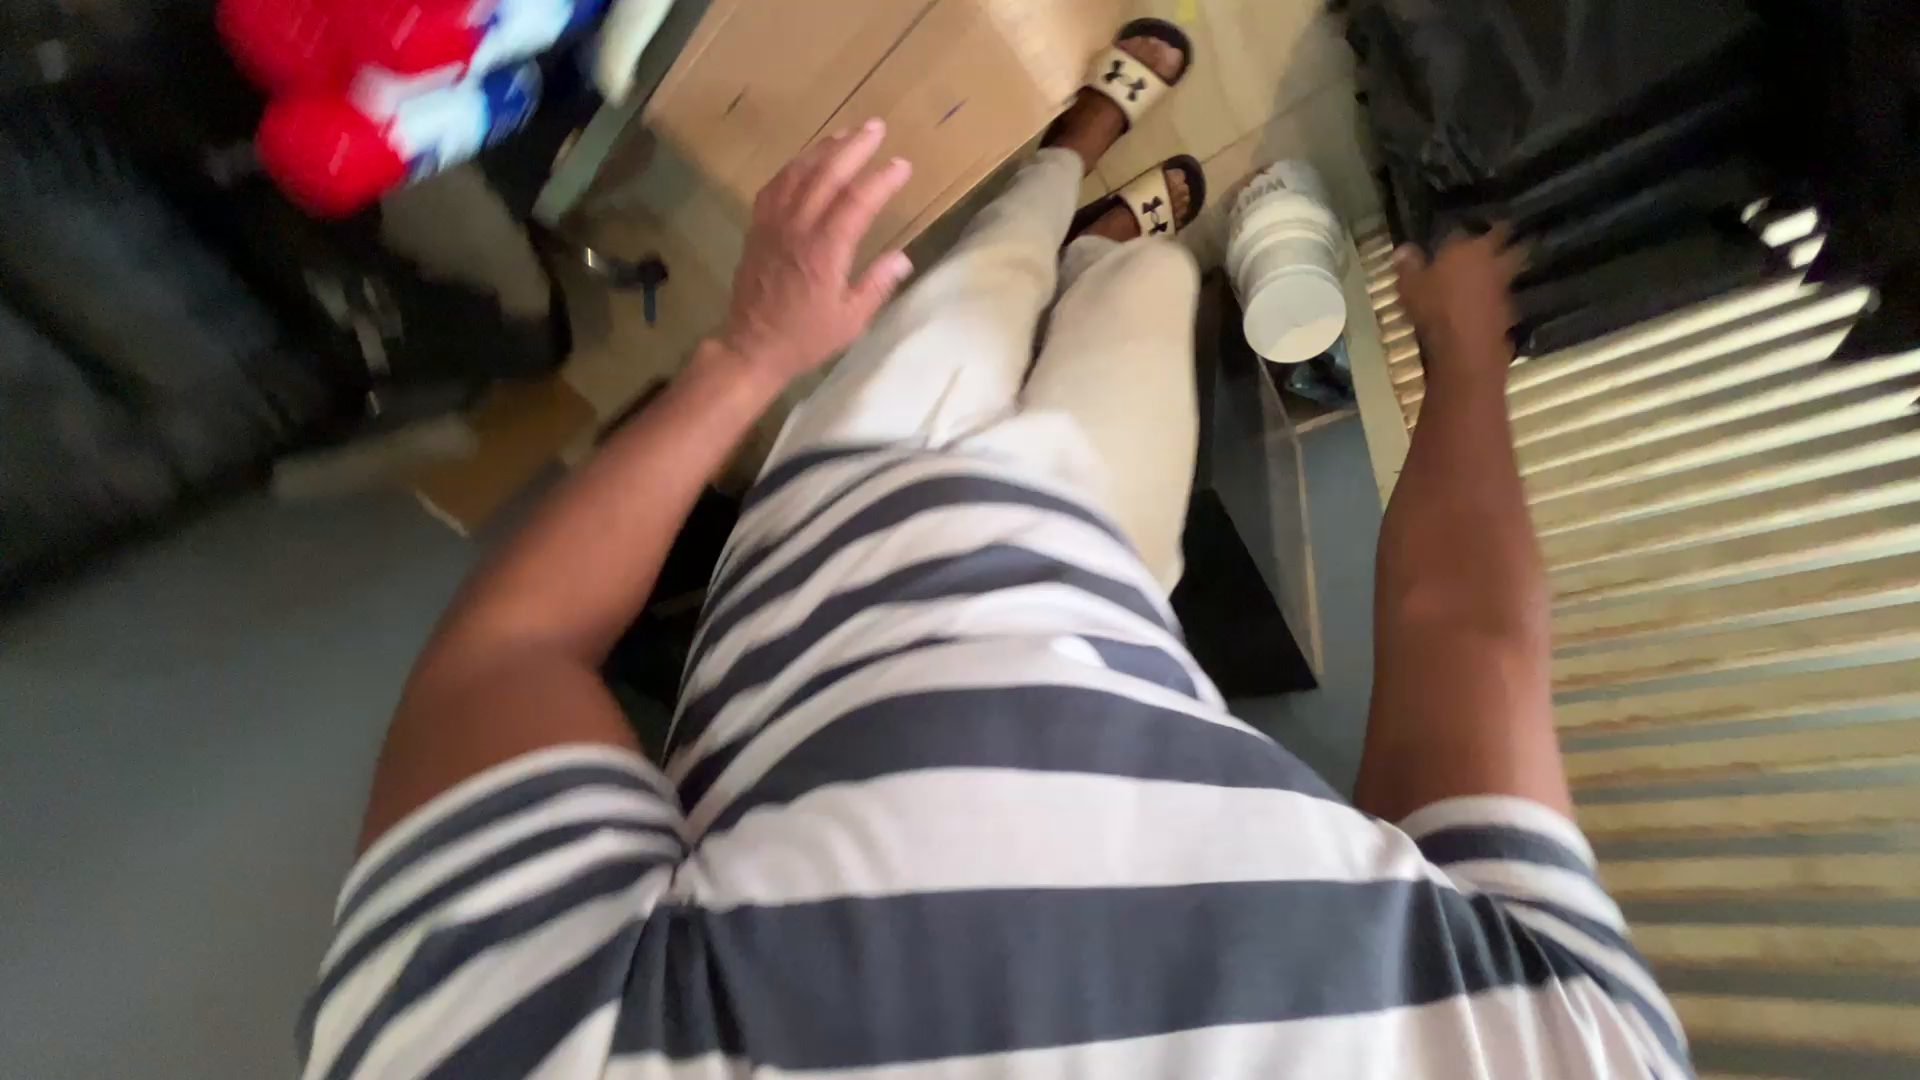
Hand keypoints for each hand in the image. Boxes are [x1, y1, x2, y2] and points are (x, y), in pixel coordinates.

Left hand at [716, 118, 914, 384]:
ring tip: (846, 134)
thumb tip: (903, 258)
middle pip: (827, 175)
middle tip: (875, 128)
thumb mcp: (850, 321)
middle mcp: (799, 229)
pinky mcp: (758, 228)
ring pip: (799, 173)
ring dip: (824, 149)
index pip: (857, 202)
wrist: (753, 345)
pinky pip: (775, 186)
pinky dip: (794, 167)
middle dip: (854, 147)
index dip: (881, 180)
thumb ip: (876, 286)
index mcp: (825, 252)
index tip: (902, 165)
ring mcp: (774, 224)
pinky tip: (806, 160)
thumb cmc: (806, 338)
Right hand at [1392, 227, 1524, 383]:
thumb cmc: (1432, 307)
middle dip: (1496, 236)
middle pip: (1500, 236)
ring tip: (1493, 267)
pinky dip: (1498, 290)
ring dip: (1504, 261)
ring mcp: (1502, 278)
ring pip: (1509, 261)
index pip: (1461, 229)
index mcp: (1463, 246)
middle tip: (1490, 239)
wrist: (1465, 341)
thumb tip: (1402, 249)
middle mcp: (1488, 255)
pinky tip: (1486, 298)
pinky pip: (1504, 288)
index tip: (1452, 236)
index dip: (1456, 232)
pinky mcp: (1509, 301)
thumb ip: (1407, 266)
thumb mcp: (1409, 286)